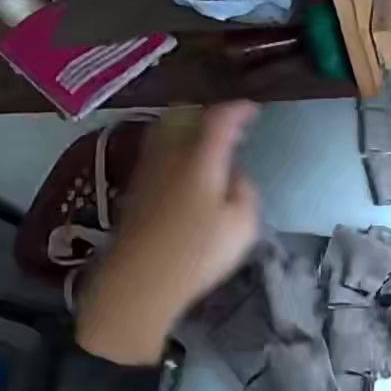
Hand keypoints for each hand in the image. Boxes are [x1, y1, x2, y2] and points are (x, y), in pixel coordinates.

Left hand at [75, 103, 259, 364]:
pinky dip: (177, 150)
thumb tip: (233, 175)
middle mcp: (170, 156)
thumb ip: (244, 191)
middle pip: (183, 116)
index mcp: (201, 159)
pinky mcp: (137, 191)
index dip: (238, 110)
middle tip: (228, 124)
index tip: (253, 108)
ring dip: (188, 131)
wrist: (140, 282)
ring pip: (166, 133)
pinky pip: (159, 154)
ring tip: (210, 145)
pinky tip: (189, 170)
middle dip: (206, 114)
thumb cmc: (199, 252)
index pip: (219, 120)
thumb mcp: (243, 224)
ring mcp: (148, 172)